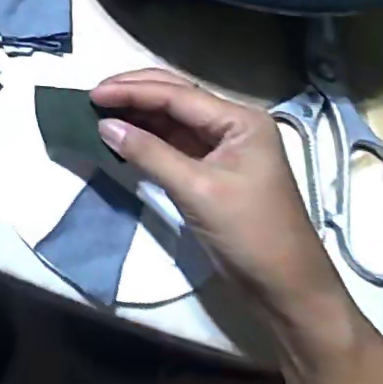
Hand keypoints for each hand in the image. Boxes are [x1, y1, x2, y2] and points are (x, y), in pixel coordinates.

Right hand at [91, 70, 337, 311]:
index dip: (132, 91)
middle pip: (175, 96)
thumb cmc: (251, 235)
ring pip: (172, 118)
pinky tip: (123, 135)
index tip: (94, 92)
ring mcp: (222, 145)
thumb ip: (149, 153)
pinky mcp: (212, 168)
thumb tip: (105, 125)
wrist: (288, 292)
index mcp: (239, 119)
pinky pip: (174, 141)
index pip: (177, 94)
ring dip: (138, 113)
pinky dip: (147, 137)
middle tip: (94, 95)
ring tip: (100, 110)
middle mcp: (231, 123)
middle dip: (134, 93)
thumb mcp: (197, 191)